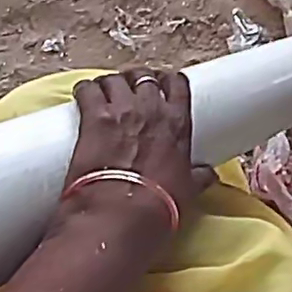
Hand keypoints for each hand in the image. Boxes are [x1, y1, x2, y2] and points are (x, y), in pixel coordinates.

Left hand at [62, 69, 215, 234]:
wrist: (121, 215)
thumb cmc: (158, 205)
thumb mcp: (188, 189)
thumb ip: (199, 177)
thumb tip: (209, 175)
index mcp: (178, 122)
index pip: (177, 84)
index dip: (168, 80)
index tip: (162, 84)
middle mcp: (152, 109)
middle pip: (145, 77)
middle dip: (137, 78)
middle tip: (131, 87)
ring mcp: (122, 110)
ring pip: (115, 79)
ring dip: (110, 83)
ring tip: (105, 91)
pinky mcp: (94, 118)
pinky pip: (87, 89)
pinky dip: (84, 89)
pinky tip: (82, 95)